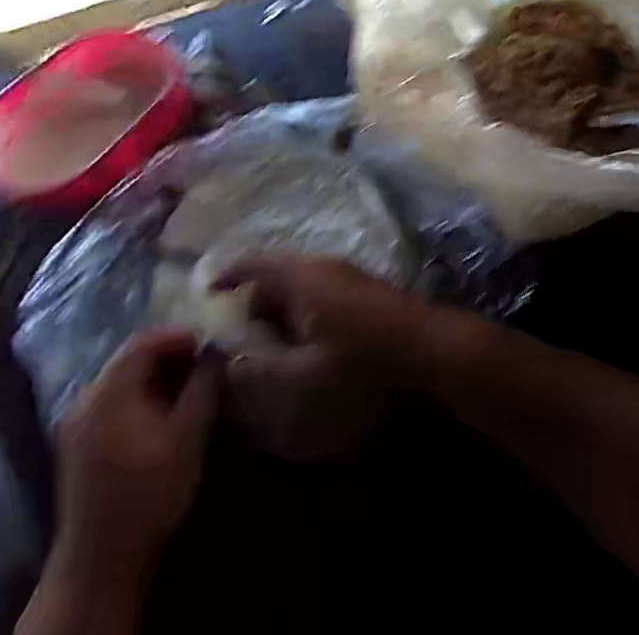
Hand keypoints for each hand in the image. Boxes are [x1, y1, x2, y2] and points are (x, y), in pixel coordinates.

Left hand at [50, 327, 217, 586]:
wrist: (99, 561)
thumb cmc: (148, 494)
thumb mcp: (186, 440)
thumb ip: (202, 391)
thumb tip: (214, 355)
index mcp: (108, 392)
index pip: (141, 343)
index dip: (176, 336)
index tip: (206, 342)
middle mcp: (85, 398)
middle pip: (128, 359)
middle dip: (167, 355)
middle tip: (201, 362)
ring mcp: (76, 421)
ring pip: (119, 381)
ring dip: (154, 377)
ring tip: (187, 386)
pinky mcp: (78, 442)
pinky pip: (111, 402)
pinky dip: (139, 396)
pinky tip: (161, 412)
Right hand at [216, 257, 438, 386]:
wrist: (430, 347)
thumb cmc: (363, 359)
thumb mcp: (306, 375)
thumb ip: (261, 371)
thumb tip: (229, 363)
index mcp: (300, 276)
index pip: (251, 263)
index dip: (227, 275)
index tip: (208, 292)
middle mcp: (321, 265)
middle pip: (274, 273)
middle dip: (254, 299)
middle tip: (239, 329)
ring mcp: (345, 273)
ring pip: (298, 282)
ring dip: (280, 306)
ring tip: (271, 341)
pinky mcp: (362, 287)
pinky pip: (318, 289)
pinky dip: (302, 309)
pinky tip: (307, 340)